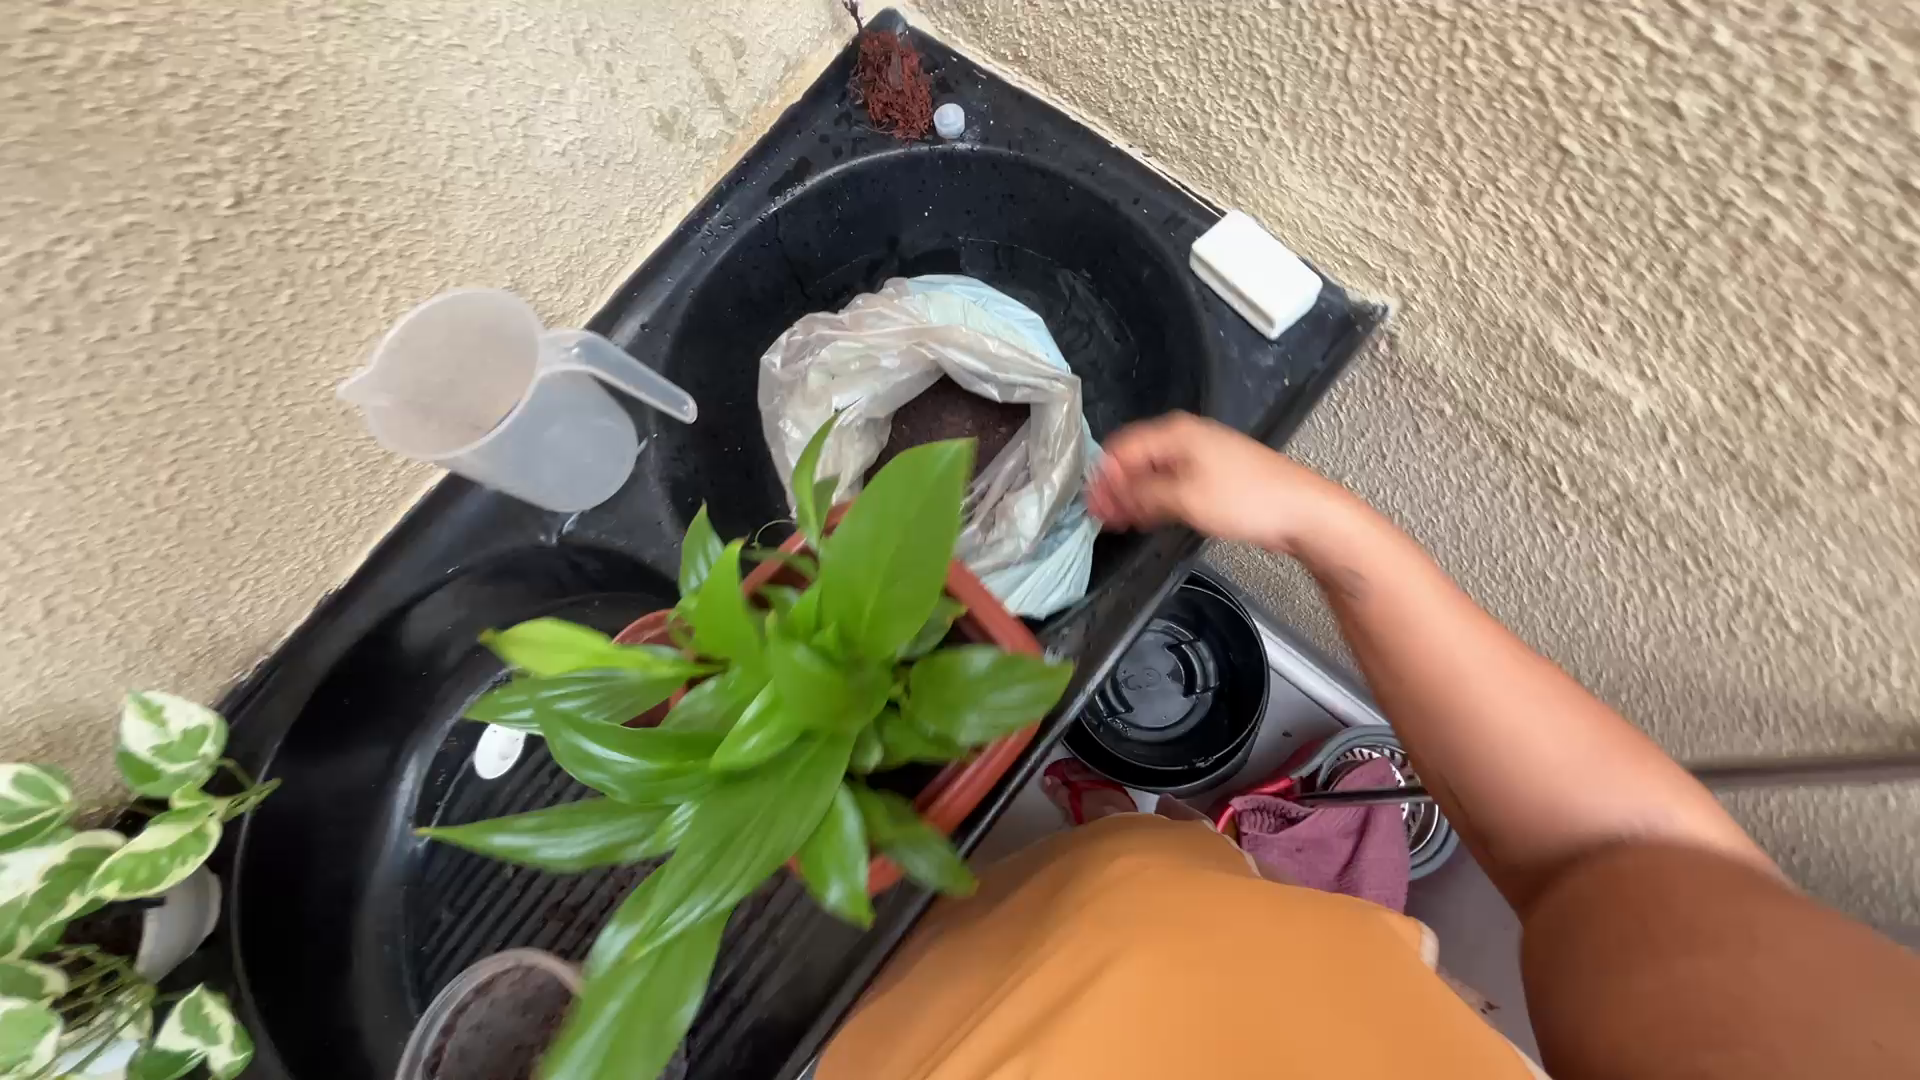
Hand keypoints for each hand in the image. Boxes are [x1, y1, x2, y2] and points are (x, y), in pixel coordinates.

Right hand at [1086, 411, 1337, 551]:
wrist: (1303, 512)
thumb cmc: (1249, 498)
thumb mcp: (1184, 498)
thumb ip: (1140, 494)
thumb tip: (1108, 493)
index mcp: (1175, 433)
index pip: (1121, 449)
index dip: (1102, 476)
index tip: (1090, 503)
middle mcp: (1184, 439)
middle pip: (1134, 460)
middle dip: (1114, 487)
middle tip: (1099, 515)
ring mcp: (1198, 458)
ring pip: (1151, 474)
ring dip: (1132, 496)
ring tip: (1116, 521)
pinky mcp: (1210, 478)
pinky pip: (1169, 485)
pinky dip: (1152, 501)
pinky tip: (1144, 518)